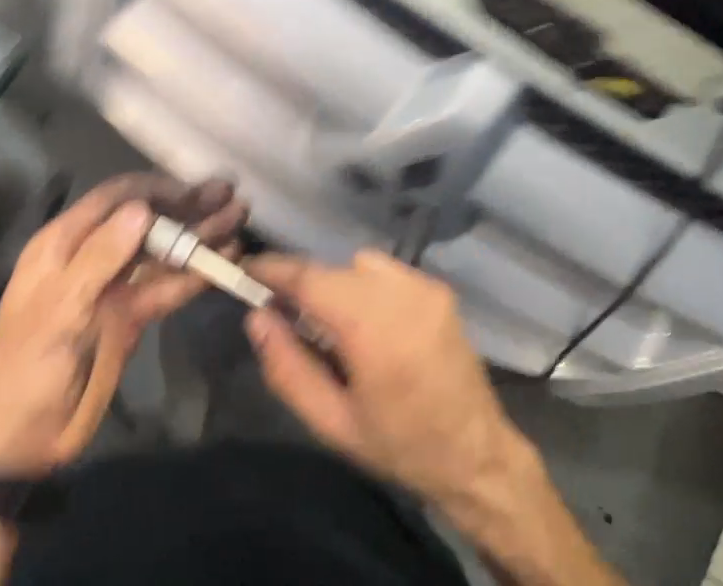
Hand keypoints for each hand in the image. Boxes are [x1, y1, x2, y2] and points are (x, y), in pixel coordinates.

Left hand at [0, 174, 244, 474]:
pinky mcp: (130, 317)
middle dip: (186, 207)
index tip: (194, 192)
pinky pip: (165, 288)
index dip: (154, 191)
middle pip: (144, 222)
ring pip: (160, 253)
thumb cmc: (28, 366)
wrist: (24, 435)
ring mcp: (113, 287)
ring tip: (239, 218)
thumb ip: (98, 259)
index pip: (113, 200)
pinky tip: (226, 260)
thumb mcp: (58, 311)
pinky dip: (194, 275)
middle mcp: (91, 257)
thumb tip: (141, 209)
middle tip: (231, 196)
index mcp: (61, 244)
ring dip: (197, 236)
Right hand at [244, 250, 532, 505]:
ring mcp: (424, 288)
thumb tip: (256, 317)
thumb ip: (287, 367)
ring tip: (332, 326)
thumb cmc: (399, 445)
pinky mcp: (438, 290)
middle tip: (284, 316)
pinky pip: (384, 272)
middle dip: (302, 285)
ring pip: (356, 265)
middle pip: (330, 269)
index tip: (245, 273)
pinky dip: (364, 286)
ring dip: (335, 286)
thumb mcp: (331, 422)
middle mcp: (401, 296)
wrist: (477, 456)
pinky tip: (368, 324)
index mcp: (373, 329)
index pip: (309, 278)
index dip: (271, 270)